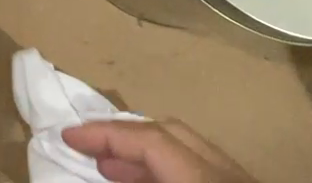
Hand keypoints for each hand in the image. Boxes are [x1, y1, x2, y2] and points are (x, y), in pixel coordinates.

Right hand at [62, 120, 256, 182]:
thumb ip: (132, 180)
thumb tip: (100, 164)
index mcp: (207, 178)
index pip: (151, 139)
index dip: (105, 134)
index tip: (68, 136)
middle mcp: (230, 174)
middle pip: (172, 132)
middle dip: (125, 136)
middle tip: (90, 150)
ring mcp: (244, 181)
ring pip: (190, 151)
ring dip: (146, 155)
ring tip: (112, 171)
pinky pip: (202, 171)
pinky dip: (170, 172)